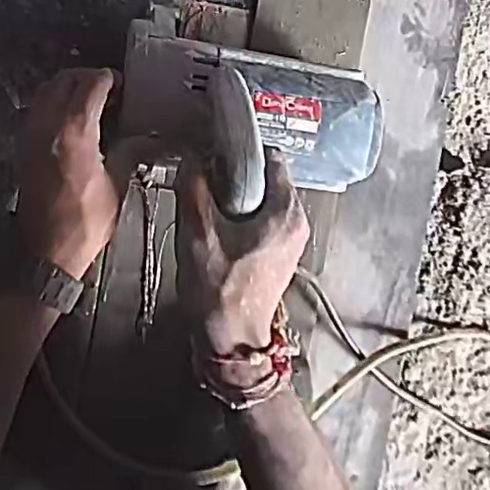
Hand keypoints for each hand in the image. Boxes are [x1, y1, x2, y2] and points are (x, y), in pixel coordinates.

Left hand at [16, 68, 121, 277]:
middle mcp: (48, 125)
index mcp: (74, 131)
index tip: (123, 86)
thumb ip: (129, 152)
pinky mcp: (25, 146)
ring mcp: (32, 134)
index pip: (91, 84)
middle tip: (110, 91)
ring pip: (47, 90)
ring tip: (93, 103)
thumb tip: (146, 138)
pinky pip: (39, 108)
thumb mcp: (116, 186)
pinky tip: (75, 122)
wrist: (45, 251)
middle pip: (65, 79)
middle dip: (88, 78)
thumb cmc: (83, 223)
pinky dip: (56, 103)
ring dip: (69, 88)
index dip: (110, 79)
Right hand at [176, 149, 309, 353]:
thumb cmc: (218, 289)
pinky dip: (240, 213)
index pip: (270, 157)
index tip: (212, 150)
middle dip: (234, 173)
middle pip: (266, 177)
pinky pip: (261, 217)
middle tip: (203, 178)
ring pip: (261, 198)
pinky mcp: (279, 253)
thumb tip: (192, 158)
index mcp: (286, 213)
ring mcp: (291, 240)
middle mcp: (297, 222)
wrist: (230, 340)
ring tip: (205, 201)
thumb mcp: (197, 231)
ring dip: (234, 195)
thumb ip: (193, 186)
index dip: (239, 150)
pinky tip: (215, 224)